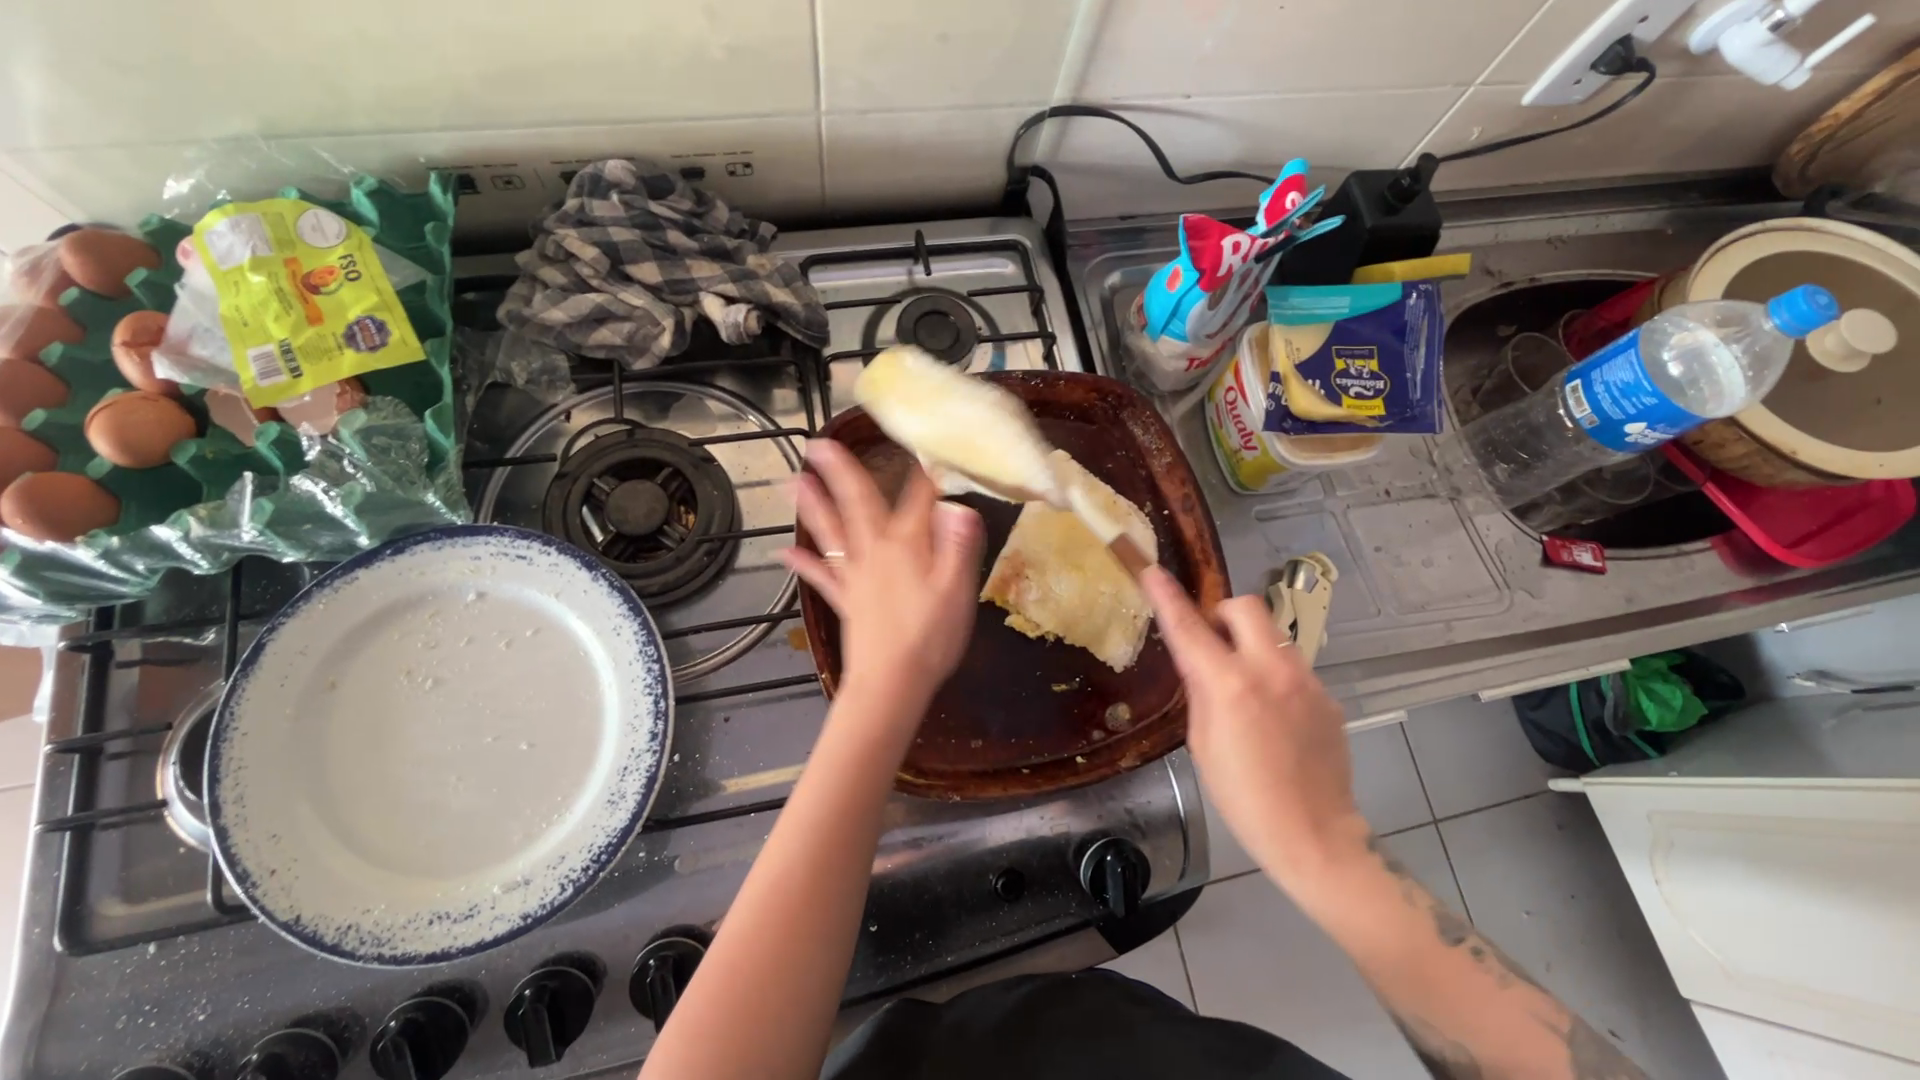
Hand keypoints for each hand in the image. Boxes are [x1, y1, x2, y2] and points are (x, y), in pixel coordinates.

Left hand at [781, 439, 984, 707]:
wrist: (891, 683)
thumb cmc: (930, 638)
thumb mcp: (957, 591)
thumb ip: (958, 546)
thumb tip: (960, 505)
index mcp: (906, 545)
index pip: (919, 499)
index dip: (924, 472)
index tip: (926, 444)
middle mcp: (875, 551)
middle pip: (856, 504)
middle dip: (840, 471)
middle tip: (817, 444)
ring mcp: (855, 576)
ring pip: (830, 532)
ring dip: (811, 505)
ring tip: (794, 480)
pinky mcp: (844, 600)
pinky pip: (820, 575)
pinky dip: (803, 562)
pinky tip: (785, 550)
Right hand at [1140, 568, 1368, 882]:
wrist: (1314, 834)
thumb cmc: (1242, 798)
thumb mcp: (1202, 744)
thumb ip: (1201, 694)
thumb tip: (1200, 665)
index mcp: (1230, 686)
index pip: (1190, 628)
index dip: (1167, 597)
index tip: (1153, 572)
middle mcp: (1271, 671)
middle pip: (1246, 606)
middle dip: (1223, 614)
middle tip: (1212, 643)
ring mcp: (1306, 681)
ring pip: (1273, 636)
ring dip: (1250, 646)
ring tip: (1244, 688)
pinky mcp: (1327, 696)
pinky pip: (1293, 668)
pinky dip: (1275, 677)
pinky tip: (1273, 717)